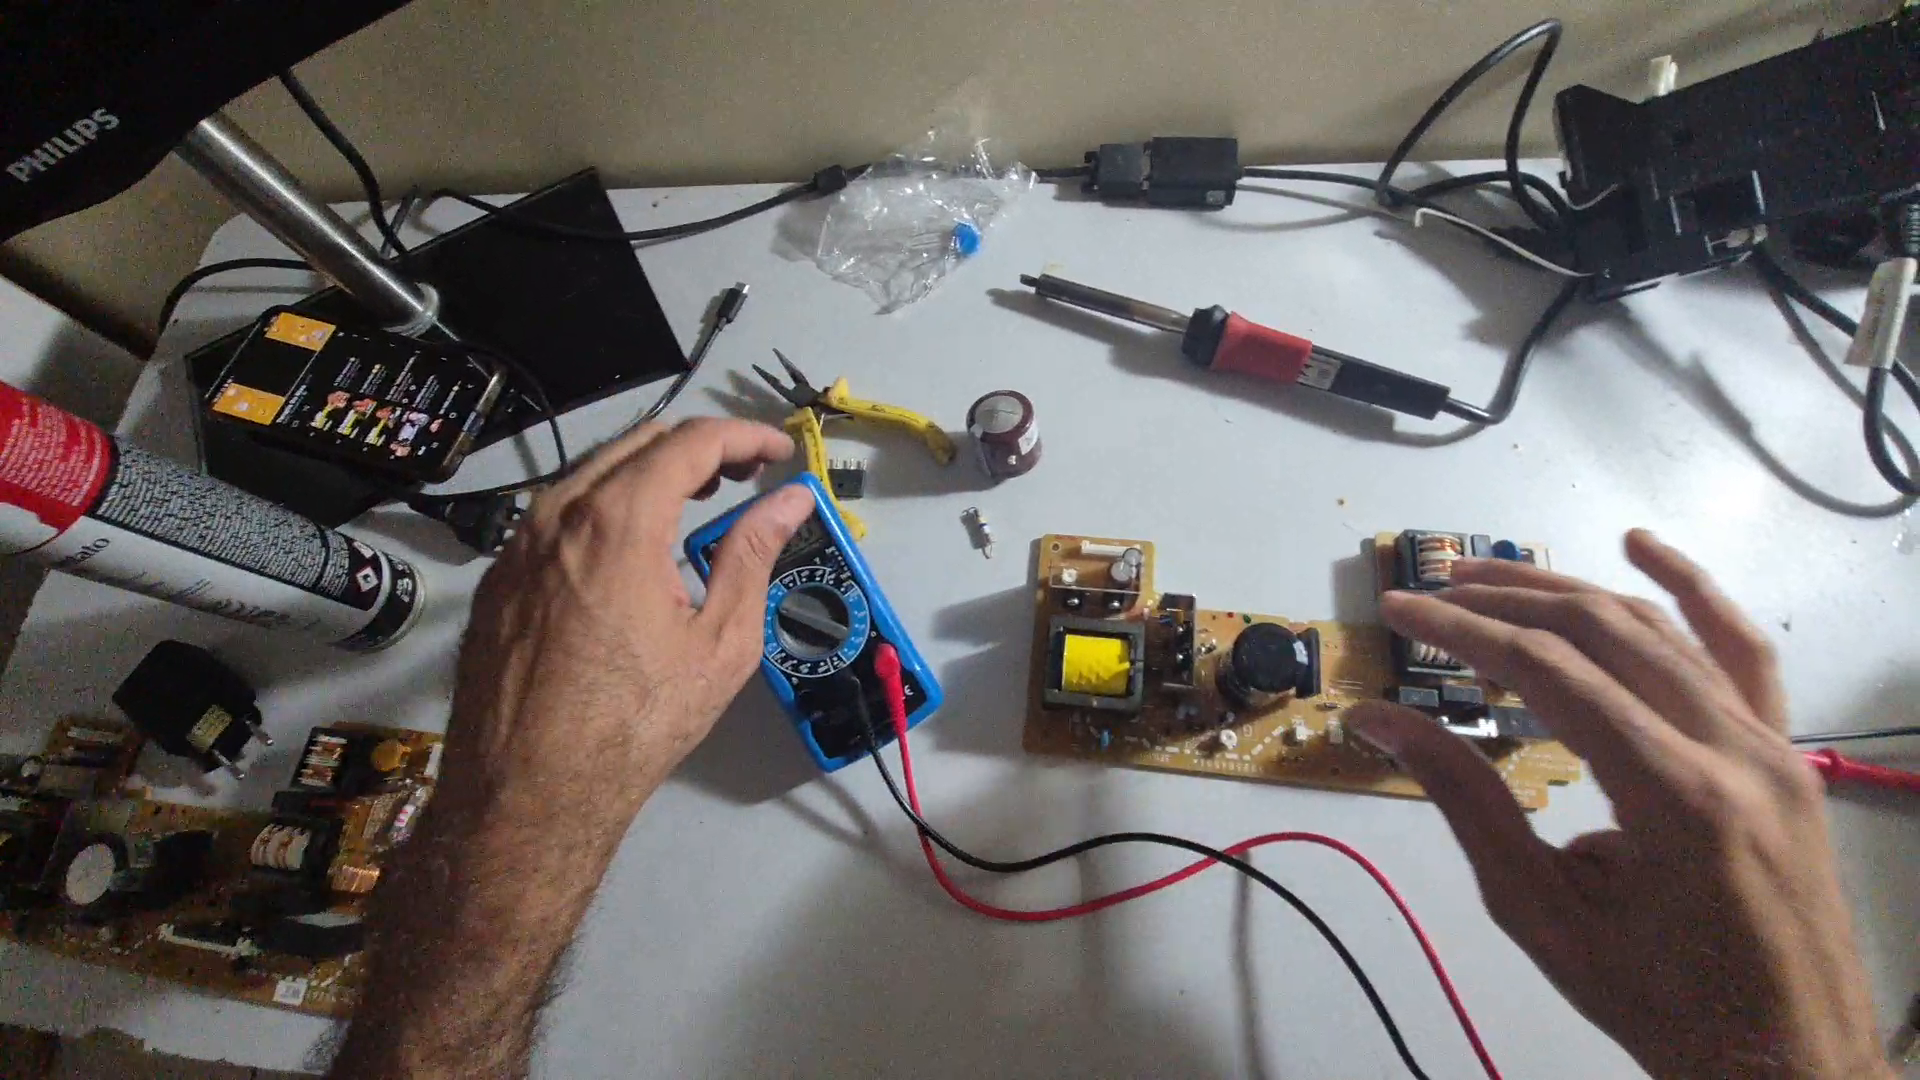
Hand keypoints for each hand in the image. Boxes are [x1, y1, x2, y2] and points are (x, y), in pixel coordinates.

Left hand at [335, 418, 813, 1079]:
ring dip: (656, 472)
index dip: (747, 437)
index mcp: (619, 521)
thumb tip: (792, 499)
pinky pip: (562, 511)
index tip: (781, 452)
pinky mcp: (500, 574)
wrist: (529, 793)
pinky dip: (612, 504)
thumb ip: (754, 553)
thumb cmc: (639, 719)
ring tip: (700, 502)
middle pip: (641, 442)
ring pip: (596, 471)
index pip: (693, 441)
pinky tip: (636, 546)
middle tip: (747, 476)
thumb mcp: (721, 639)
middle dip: (704, 447)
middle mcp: (559, 512)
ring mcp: (518, 542)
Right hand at [1347, 530, 1886, 1079]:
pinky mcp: (1781, 750)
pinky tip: (1641, 545)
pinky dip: (1691, 587)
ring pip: (1656, 627)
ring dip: (1560, 589)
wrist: (1792, 1066)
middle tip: (1425, 595)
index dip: (1459, 632)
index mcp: (1674, 794)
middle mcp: (1735, 749)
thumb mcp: (1532, 902)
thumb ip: (1459, 794)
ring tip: (1481, 574)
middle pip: (1599, 632)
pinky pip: (1741, 649)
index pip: (1548, 672)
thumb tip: (1374, 716)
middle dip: (1498, 602)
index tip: (1394, 611)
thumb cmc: (1650, 994)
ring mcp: (1771, 743)